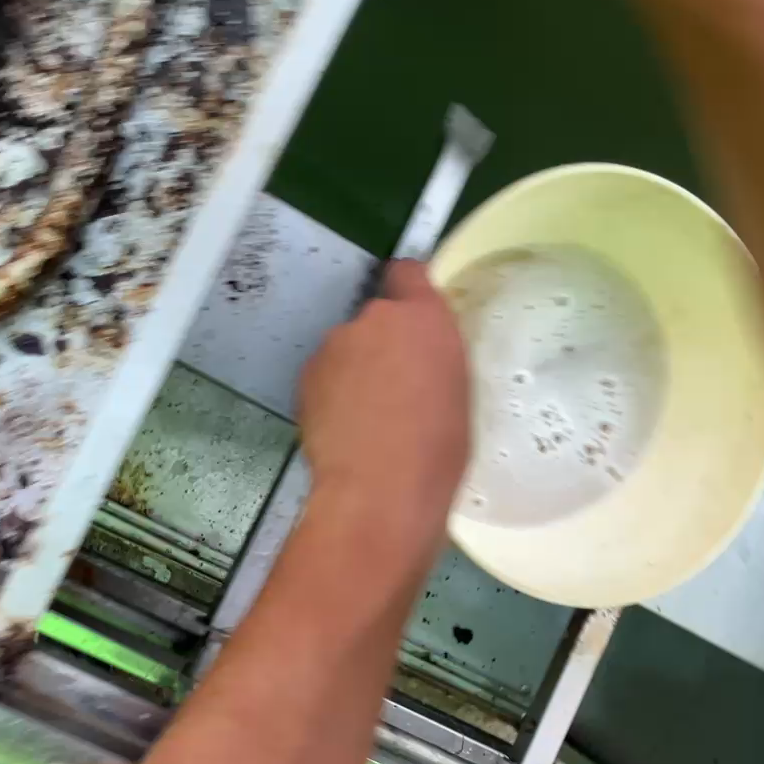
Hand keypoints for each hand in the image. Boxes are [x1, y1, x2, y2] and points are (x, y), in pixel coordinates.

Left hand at [298, 261, 471, 542]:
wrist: (378, 491)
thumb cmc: (437, 451)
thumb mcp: (457, 393)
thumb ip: (434, 358)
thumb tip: (417, 361)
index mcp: (424, 318)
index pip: (407, 271)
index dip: (407, 288)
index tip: (410, 311)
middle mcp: (374, 320)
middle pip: (375, 319)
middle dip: (381, 343)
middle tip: (393, 387)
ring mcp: (334, 346)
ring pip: (346, 349)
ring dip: (354, 369)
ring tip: (366, 417)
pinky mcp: (306, 375)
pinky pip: (325, 375)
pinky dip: (333, 392)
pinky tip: (344, 428)